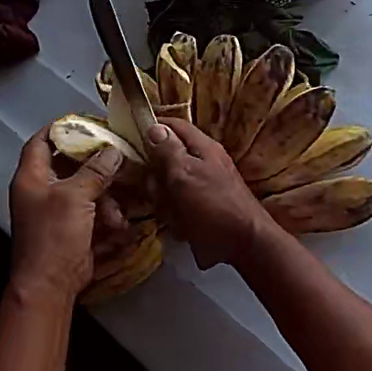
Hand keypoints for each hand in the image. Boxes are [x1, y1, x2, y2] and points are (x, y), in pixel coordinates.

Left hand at [7, 128, 127, 306]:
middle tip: (120, 158)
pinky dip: (107, 215)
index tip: (87, 122)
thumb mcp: (76, 197)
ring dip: (107, 195)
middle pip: (70, 165)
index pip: (41, 142)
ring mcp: (57, 210)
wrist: (50, 284)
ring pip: (87, 189)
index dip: (61, 129)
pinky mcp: (72, 228)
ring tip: (118, 208)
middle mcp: (41, 190)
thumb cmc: (54, 236)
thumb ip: (95, 171)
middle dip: (97, 165)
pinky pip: (93, 211)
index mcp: (31, 177)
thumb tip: (113, 151)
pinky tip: (117, 224)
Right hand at [145, 119, 274, 268]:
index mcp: (202, 148)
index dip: (151, 127)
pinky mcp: (198, 211)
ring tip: (174, 213)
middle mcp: (201, 164)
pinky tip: (183, 228)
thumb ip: (168, 150)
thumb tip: (153, 126)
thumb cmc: (214, 204)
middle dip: (155, 177)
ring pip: (166, 187)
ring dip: (164, 201)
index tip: (128, 137)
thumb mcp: (186, 173)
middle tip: (161, 190)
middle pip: (164, 160)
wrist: (243, 244)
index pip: (173, 126)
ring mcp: (200, 188)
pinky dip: (175, 218)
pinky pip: (174, 208)